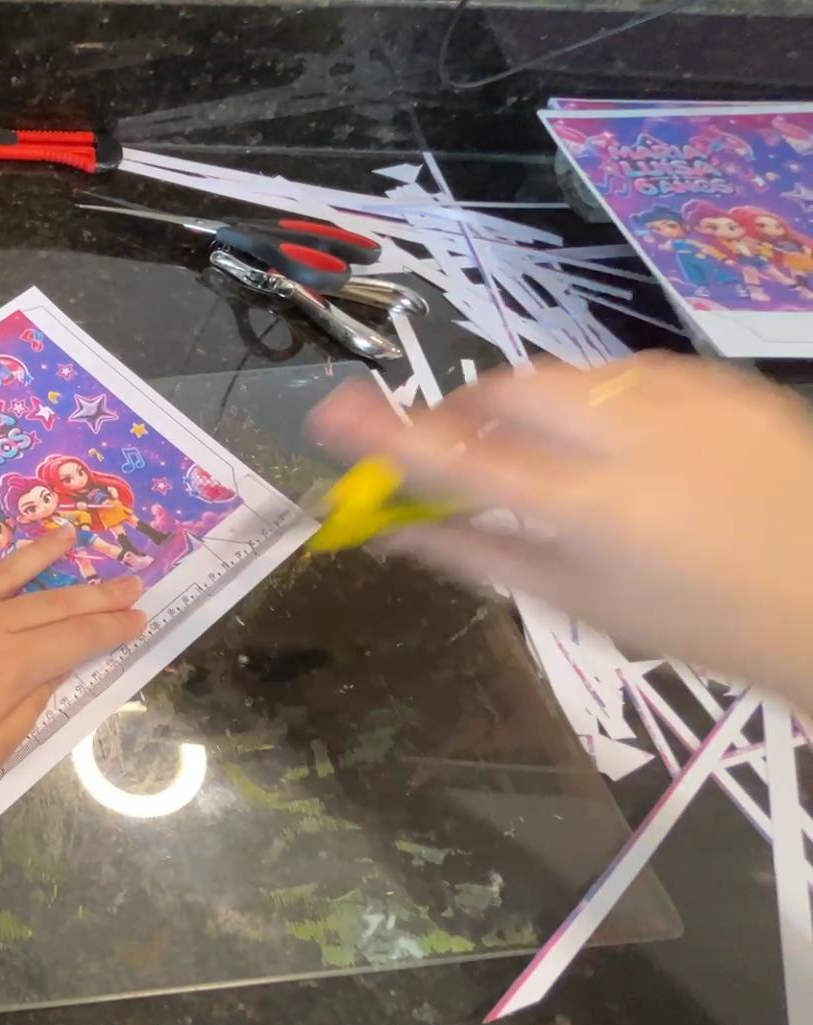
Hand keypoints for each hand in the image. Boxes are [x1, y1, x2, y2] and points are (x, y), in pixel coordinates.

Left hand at [0, 494, 146, 794]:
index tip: (141, 618)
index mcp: (11, 665)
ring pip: (4, 572)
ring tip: (69, 534)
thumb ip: (27, 712)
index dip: (113, 629)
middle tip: (132, 580)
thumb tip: (50, 678)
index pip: (77, 640)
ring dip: (40, 553)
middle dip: (97, 593)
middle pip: (52, 604)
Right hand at [307, 352, 812, 703]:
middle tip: (449, 446)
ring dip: (517, 404)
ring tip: (528, 445)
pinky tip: (596, 433)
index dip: (384, 435)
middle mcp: (637, 443)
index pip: (457, 461)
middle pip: (507, 392)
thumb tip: (386, 529)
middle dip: (460, 411)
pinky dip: (581, 395)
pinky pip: (622, 371)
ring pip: (561, 375)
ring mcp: (692, 407)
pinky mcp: (728, 389)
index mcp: (590, 508)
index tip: (329, 414)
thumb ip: (469, 551)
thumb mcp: (570, 597)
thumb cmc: (699, 621)